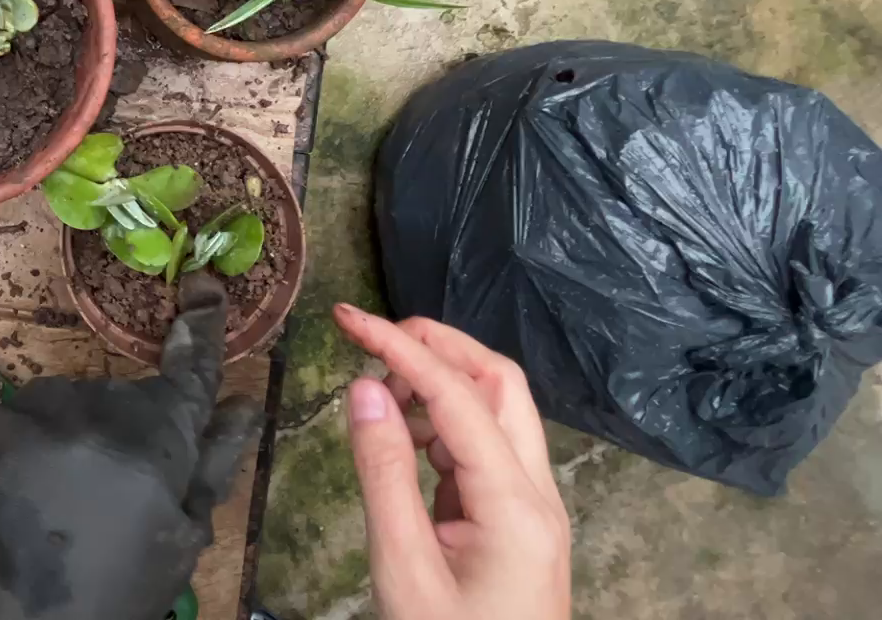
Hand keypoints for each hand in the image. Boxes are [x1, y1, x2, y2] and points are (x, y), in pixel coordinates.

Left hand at [0, 274, 260, 619]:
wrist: (1, 614)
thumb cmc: (108, 588)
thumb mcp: (177, 540)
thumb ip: (213, 464)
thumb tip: (244, 404)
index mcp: (158, 436)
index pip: (191, 371)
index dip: (202, 330)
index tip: (204, 288)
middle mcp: (103, 401)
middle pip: (137, 399)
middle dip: (140, 433)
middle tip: (123, 497)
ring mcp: (48, 401)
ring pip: (88, 406)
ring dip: (91, 438)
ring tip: (74, 501)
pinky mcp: (4, 409)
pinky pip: (44, 412)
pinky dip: (48, 439)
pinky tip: (37, 486)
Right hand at [332, 305, 570, 619]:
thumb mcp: (401, 563)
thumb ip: (382, 468)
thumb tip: (364, 385)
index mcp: (514, 504)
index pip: (455, 394)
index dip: (398, 345)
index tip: (345, 317)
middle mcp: (536, 491)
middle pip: (500, 382)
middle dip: (437, 343)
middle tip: (373, 335)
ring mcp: (531, 502)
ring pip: (497, 405)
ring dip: (440, 376)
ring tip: (380, 388)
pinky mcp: (514, 512)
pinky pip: (483, 438)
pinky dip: (440, 413)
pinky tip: (403, 432)